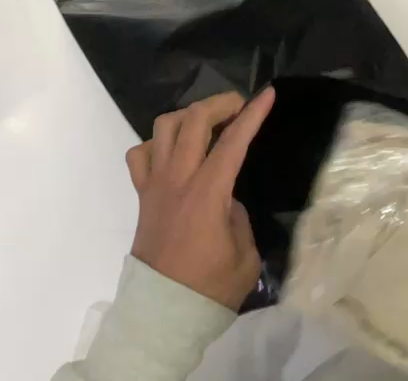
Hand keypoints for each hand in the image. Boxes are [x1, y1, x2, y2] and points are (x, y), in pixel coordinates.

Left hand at [127, 88, 275, 307]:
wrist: (163, 313)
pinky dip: (157, 144)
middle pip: (194, 119)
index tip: (267, 94)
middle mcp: (178, 179)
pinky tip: (173, 153)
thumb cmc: (209, 288)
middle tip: (240, 105)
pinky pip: (141, 154)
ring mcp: (155, 184)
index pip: (233, 141)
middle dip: (220, 102)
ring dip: (188, 116)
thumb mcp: (245, 257)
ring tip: (207, 124)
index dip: (253, 114)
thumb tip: (227, 200)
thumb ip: (240, 218)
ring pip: (164, 127)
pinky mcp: (141, 195)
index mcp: (208, 192)